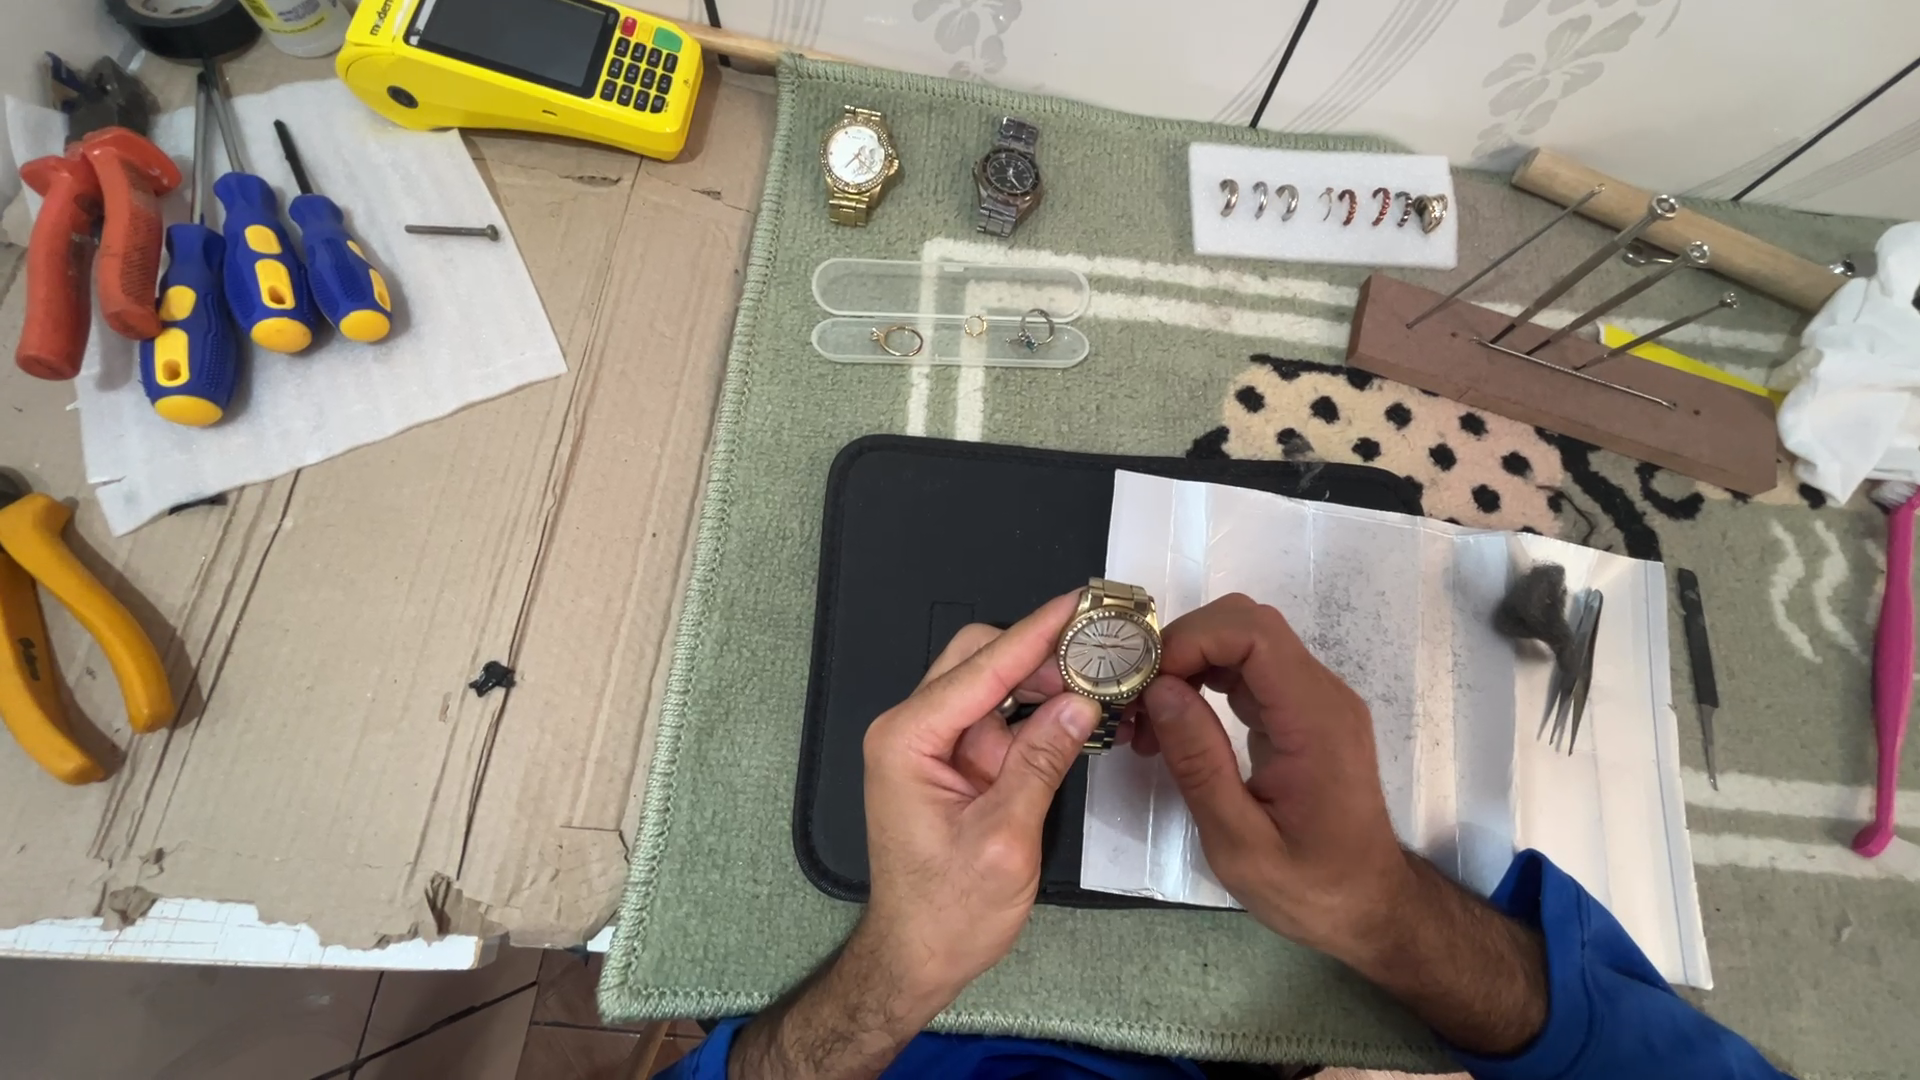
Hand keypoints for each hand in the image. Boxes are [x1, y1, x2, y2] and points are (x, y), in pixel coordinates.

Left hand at [731, 594, 1100, 1078]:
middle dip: (1037, 651)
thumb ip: (1041, 763)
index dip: (1035, 633)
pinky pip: (995, 714)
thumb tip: (1081, 702)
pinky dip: (1032, 710)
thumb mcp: (1004, 840)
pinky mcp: (951, 756)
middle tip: (1096, 654)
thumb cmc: (950, 912)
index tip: (1078, 603)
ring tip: (1094, 680)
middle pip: (977, 658)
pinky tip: (1070, 713)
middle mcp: (911, 726)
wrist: (915, 956)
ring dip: (1039, 679)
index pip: (982, 667)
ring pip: (989, 681)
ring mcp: (930, 739)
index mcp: (908, 738)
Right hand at [1133, 593, 1410, 960]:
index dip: (1191, 640)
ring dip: (1185, 660)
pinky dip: (1199, 678)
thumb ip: (1199, 763)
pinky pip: (1243, 666)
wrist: (1371, 909)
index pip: (1253, 632)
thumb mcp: (1240, 843)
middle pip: (1245, 622)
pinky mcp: (1297, 708)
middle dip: (1181, 645)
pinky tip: (1173, 720)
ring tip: (1147, 714)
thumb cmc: (1311, 888)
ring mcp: (1311, 697)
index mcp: (1314, 720)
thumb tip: (1160, 688)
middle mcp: (1320, 693)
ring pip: (1240, 637)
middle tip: (1138, 697)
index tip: (1147, 683)